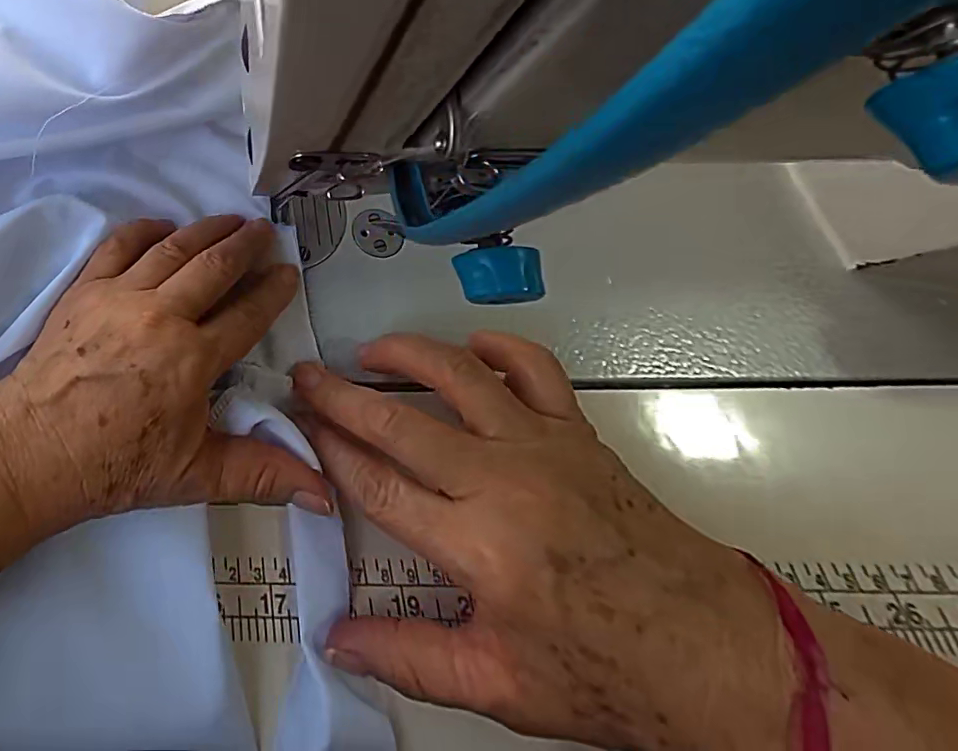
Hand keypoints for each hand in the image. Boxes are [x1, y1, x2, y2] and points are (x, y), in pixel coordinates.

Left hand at [0, 216, 333, 571]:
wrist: (36, 446)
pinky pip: (117, 247)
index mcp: (193, 358)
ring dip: (202, 231)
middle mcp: (160, 315)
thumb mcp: (194, 477)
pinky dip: (142, 230)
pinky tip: (161, 226)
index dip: (272, 291)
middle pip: (212, 268)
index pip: (247, 315)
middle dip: (243, 245)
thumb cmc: (114, 465)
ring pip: (170, 250)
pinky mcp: (83, 290)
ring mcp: (118, 297)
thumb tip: (328, 495)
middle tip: (263, 230)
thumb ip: (261, 474)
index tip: (288, 271)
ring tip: (225, 220)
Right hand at [294, 333, 791, 750]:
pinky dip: (498, 348)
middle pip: (396, 422)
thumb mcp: (502, 687)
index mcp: (479, 548)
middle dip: (338, 394)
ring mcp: (545, 451)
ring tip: (369, 352)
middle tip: (305, 377)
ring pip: (458, 376)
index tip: (298, 427)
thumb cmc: (612, 675)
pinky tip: (469, 349)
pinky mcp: (580, 437)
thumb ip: (408, 660)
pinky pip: (535, 370)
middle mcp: (504, 485)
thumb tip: (334, 643)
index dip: (327, 450)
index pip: (375, 483)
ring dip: (404, 354)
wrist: (737, 665)